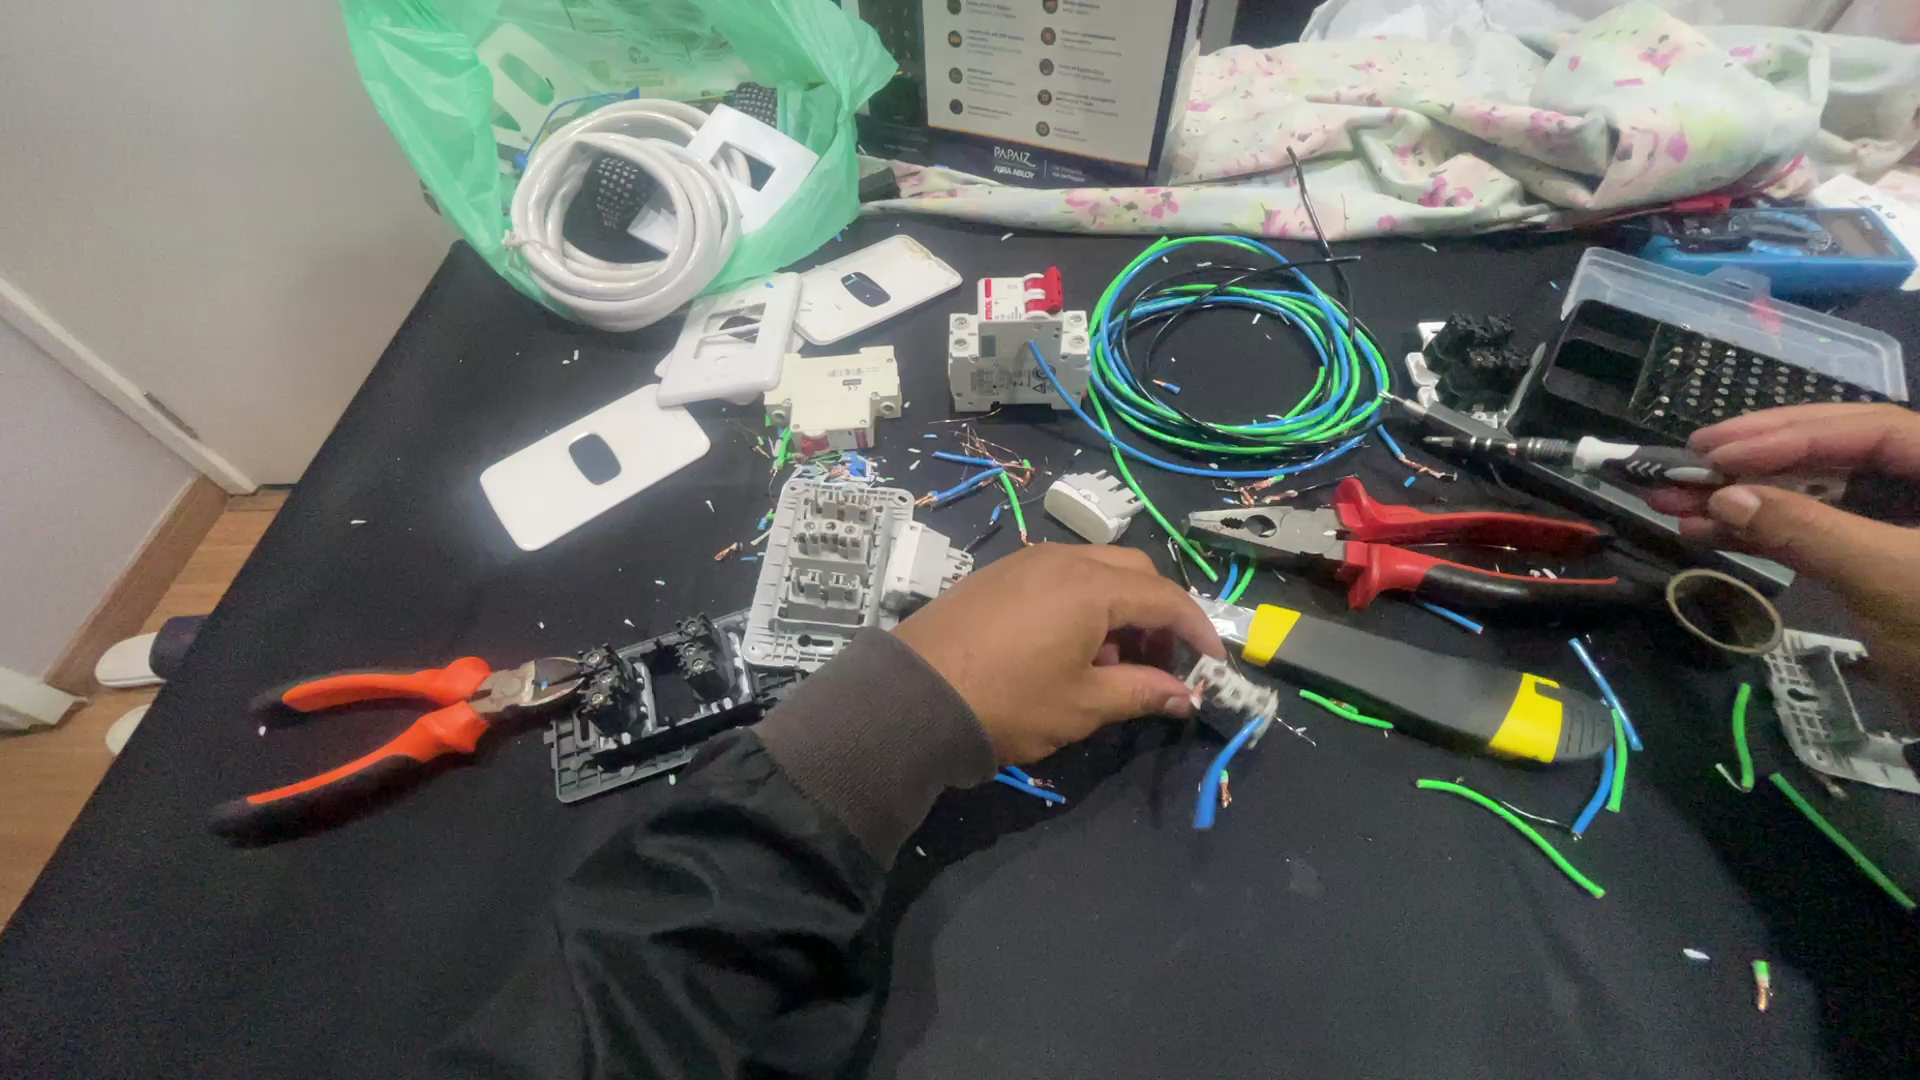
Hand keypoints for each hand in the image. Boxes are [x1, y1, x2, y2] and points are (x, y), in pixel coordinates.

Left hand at [891, 544, 1223, 763]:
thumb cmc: (1007, 701)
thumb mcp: (1083, 705)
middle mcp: (1061, 559)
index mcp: (1090, 585)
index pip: (1165, 596)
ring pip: (1094, 570)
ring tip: (1113, 661)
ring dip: (1119, 607)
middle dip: (1158, 613)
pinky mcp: (998, 574)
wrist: (913, 697)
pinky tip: (1070, 646)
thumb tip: (1185, 695)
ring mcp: (1025, 561)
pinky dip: (1082, 603)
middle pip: (1132, 571)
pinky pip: (1059, 576)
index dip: (1197, 629)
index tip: (1213, 664)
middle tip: (1160, 662)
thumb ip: (1142, 692)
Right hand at [1648, 404, 1919, 699]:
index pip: (1874, 430)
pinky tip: (1702, 530)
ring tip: (1672, 499)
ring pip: (1816, 493)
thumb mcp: (1889, 578)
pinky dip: (1756, 530)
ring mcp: (1907, 528)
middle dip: (1756, 457)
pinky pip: (1811, 531)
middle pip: (1840, 453)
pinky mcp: (1880, 562)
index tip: (1714, 452)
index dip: (1789, 434)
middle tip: (1688, 460)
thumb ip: (1807, 529)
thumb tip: (1724, 497)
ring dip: (1741, 495)